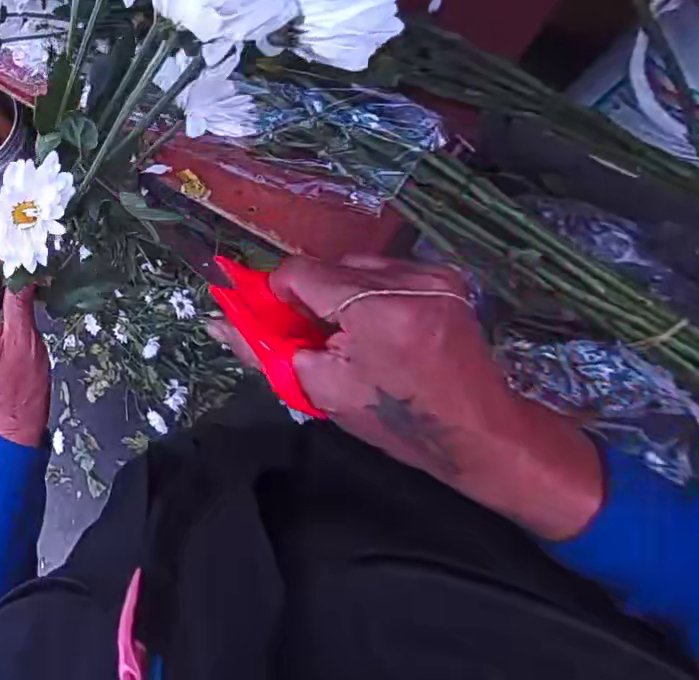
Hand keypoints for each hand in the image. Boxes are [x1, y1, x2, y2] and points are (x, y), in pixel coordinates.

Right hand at [268, 254, 604, 540]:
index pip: (300, 271)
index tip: (287, 324)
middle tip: (322, 337)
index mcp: (373, 310)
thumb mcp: (323, 391)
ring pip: (354, 264)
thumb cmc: (398, 422)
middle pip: (327, 266)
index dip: (281, 295)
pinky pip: (385, 268)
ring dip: (342, 291)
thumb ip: (264, 350)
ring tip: (359, 332)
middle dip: (313, 297)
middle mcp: (405, 279)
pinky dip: (372, 289)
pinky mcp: (445, 274)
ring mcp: (431, 272)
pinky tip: (385, 322)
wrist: (483, 434)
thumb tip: (215, 321)